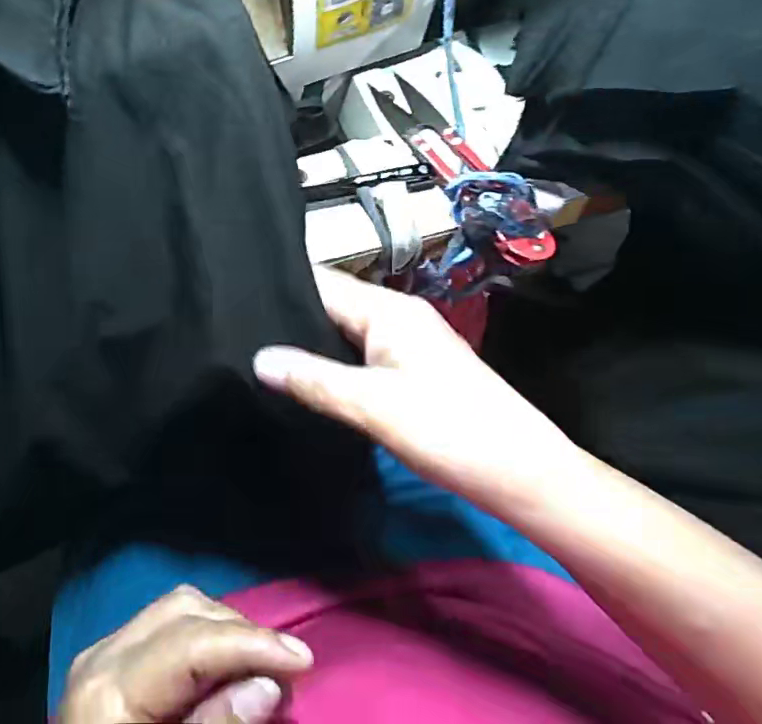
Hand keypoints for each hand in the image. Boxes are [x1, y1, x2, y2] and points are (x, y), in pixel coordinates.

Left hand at [57, 585, 312, 723]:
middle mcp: (101, 654)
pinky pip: (159, 627)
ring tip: (264, 668)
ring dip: (223, 629)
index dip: (250, 643)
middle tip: (289, 672)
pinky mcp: (106, 663)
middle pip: (181, 610)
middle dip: (240, 632)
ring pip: (172, 610)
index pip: (190, 642)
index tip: (304, 658)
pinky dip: (199, 638)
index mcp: (111, 688)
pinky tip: (226, 665)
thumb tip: (267, 684)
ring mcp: (100, 654)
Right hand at [253, 266, 589, 510]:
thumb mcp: (373, 406)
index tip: (232, 299)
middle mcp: (395, 315)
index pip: (318, 282)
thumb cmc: (453, 433)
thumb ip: (312, 379)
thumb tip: (256, 358)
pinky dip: (327, 357)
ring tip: (256, 350)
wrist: (529, 480)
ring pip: (340, 327)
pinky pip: (354, 348)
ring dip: (305, 338)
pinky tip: (303, 375)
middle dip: (285, 314)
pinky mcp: (410, 366)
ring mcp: (405, 341)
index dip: (276, 287)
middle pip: (327, 302)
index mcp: (387, 310)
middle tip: (236, 330)